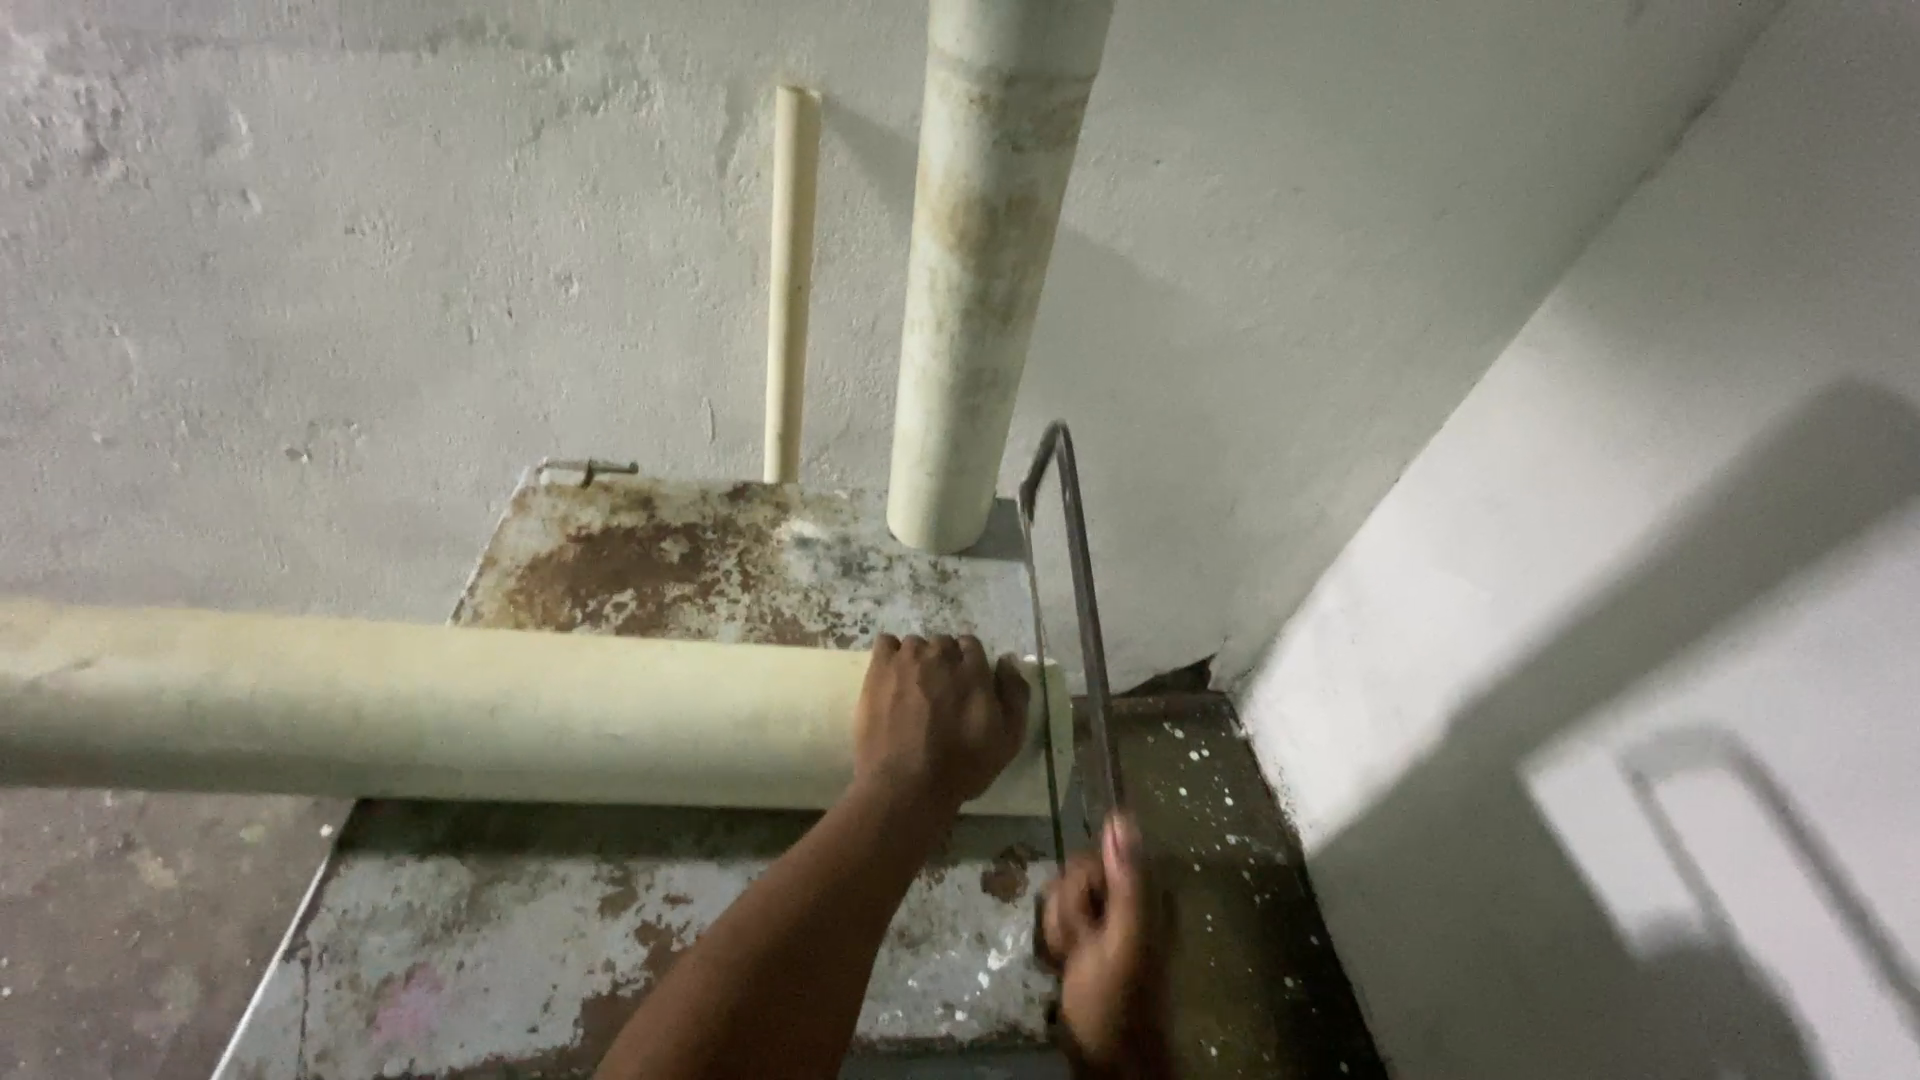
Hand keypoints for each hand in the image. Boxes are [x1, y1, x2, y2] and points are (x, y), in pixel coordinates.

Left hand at [853, 634, 1030, 810]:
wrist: (906, 784)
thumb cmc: (963, 767)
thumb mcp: (1008, 739)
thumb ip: (1014, 694)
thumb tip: (1007, 659)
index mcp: (974, 670)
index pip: (972, 644)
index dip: (968, 663)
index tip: (962, 685)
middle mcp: (942, 656)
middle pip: (943, 643)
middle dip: (943, 661)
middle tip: (939, 691)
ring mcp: (908, 660)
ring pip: (916, 644)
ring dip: (917, 659)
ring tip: (912, 688)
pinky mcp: (879, 669)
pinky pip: (886, 643)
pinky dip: (890, 655)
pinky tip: (891, 678)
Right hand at [1042, 815, 1171, 1078]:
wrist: (1108, 1059)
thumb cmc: (1118, 1002)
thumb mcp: (1126, 940)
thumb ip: (1127, 880)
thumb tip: (1121, 816)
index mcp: (1146, 891)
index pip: (1098, 854)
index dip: (1083, 883)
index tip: (1088, 913)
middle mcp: (1127, 896)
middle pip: (1075, 871)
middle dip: (1069, 908)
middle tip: (1081, 945)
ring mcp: (1105, 917)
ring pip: (1061, 893)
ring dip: (1060, 928)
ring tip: (1073, 959)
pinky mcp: (1085, 935)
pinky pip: (1057, 915)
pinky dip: (1056, 940)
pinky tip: (1065, 963)